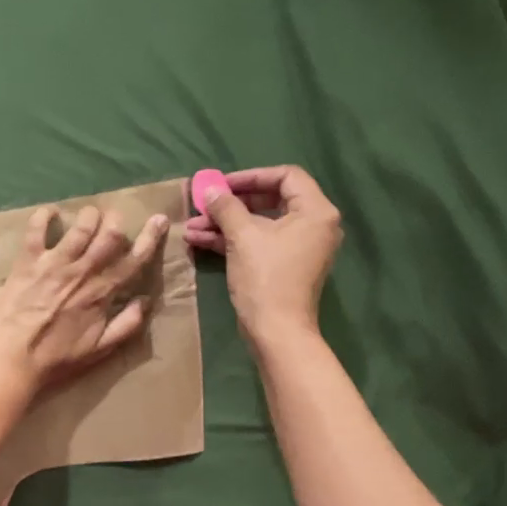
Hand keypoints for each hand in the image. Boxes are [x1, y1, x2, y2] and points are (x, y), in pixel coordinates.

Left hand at [0, 205, 166, 390]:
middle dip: (117, 222)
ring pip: (80, 228)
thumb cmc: (55, 358)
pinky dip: (43, 217)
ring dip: (89, 217)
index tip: (159, 220)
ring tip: (89, 216)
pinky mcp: (27, 263)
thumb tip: (146, 300)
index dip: (150, 238)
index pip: (134, 259)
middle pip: (109, 235)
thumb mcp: (99, 349)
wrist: (12, 358)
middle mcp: (82, 272)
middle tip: (115, 219)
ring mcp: (54, 265)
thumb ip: (127, 325)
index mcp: (102, 293)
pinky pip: (36, 231)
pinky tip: (49, 212)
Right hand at [182, 165, 340, 344]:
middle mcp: (313, 225)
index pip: (286, 176)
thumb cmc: (265, 277)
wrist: (276, 329)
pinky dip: (231, 239)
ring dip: (224, 223)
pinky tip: (198, 240)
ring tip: (191, 226)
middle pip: (270, 200)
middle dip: (231, 203)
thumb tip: (210, 189)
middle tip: (203, 204)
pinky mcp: (283, 264)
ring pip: (259, 223)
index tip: (220, 184)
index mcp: (315, 211)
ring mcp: (298, 246)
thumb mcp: (242, 237)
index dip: (250, 176)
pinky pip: (257, 242)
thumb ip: (226, 207)